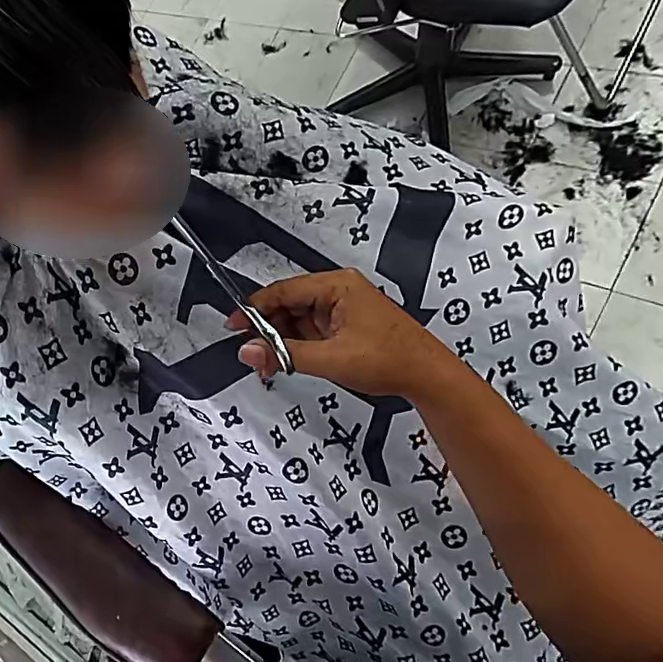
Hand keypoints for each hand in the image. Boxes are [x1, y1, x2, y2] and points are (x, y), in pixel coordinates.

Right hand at [227, 269, 465, 400]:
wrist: (427, 376)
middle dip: (268, 329)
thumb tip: (251, 351)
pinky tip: (289, 361)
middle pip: (289, 304)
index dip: (255, 308)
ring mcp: (344, 309)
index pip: (284, 290)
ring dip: (282, 340)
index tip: (235, 324)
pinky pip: (312, 331)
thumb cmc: (393, 358)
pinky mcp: (346, 326)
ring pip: (299, 319)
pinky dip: (298, 346)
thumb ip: (286, 355)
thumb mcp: (331, 359)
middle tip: (252, 350)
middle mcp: (340, 291)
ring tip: (270, 362)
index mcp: (338, 286)